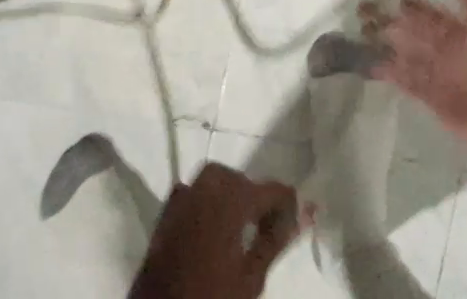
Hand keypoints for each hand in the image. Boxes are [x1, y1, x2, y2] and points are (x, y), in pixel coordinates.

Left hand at [128, 163, 301, 298]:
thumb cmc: (212, 295)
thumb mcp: (252, 277)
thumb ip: (275, 241)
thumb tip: (301, 219)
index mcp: (233, 201)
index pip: (272, 190)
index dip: (288, 204)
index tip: (294, 224)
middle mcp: (207, 189)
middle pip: (240, 179)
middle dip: (255, 197)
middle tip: (264, 226)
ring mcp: (183, 198)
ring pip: (214, 179)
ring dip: (230, 194)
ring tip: (239, 226)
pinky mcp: (166, 212)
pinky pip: (192, 192)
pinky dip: (206, 201)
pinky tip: (211, 227)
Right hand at [364, 0, 466, 165]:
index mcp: (456, 31)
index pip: (428, 13)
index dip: (410, 5)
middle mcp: (443, 49)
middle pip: (411, 32)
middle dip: (388, 23)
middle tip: (361, 13)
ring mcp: (435, 73)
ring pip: (405, 54)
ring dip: (384, 46)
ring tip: (358, 36)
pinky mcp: (428, 96)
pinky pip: (405, 81)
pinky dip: (388, 73)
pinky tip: (369, 66)